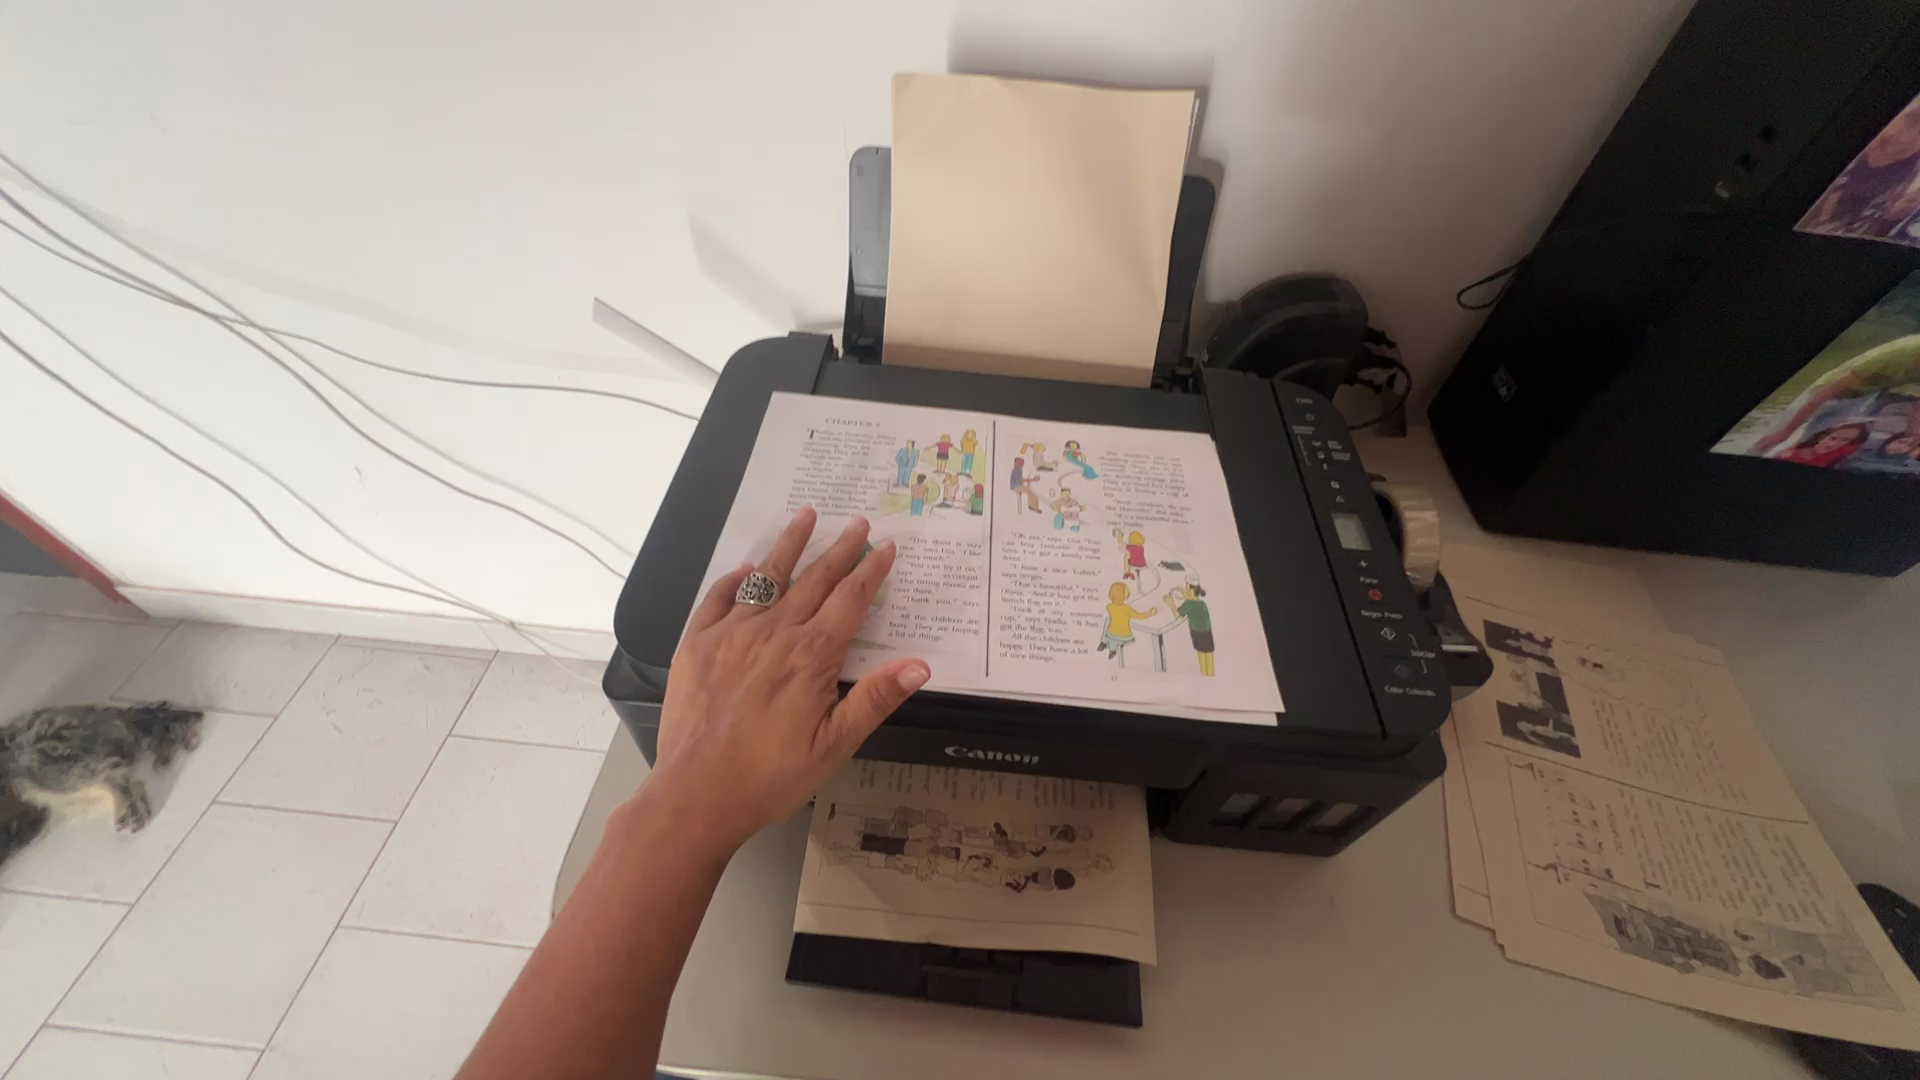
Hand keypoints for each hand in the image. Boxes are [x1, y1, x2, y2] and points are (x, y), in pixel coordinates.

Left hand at [643, 508, 929, 854]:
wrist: (696, 795)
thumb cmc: (772, 775)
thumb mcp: (835, 745)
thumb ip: (876, 699)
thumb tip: (920, 664)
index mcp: (811, 655)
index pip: (850, 600)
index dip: (871, 570)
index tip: (886, 546)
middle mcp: (774, 632)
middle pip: (814, 580)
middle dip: (840, 549)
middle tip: (858, 522)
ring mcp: (732, 634)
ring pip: (768, 577)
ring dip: (790, 545)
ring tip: (806, 515)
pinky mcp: (698, 644)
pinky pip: (719, 598)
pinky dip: (735, 579)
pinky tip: (746, 568)